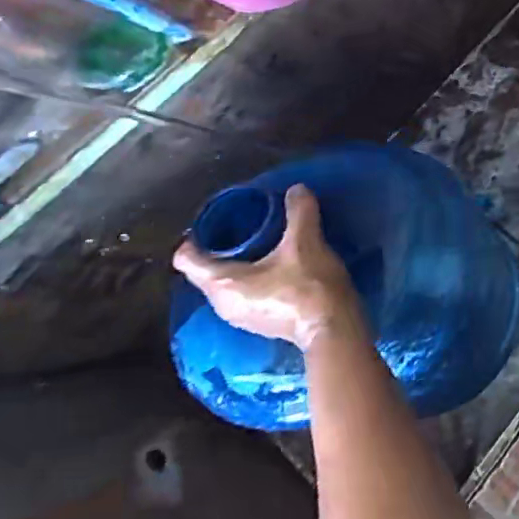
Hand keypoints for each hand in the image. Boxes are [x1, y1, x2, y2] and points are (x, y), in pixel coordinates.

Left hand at [173, 184, 363, 351]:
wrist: (333, 329)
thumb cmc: (310, 287)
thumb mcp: (307, 242)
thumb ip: (299, 212)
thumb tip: (296, 189)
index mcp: (221, 283)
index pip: (185, 258)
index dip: (196, 236)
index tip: (220, 219)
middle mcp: (221, 303)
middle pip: (204, 270)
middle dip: (221, 246)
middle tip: (247, 225)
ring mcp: (238, 316)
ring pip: (224, 283)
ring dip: (238, 263)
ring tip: (263, 243)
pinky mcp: (258, 322)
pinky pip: (242, 294)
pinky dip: (251, 278)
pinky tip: (277, 267)